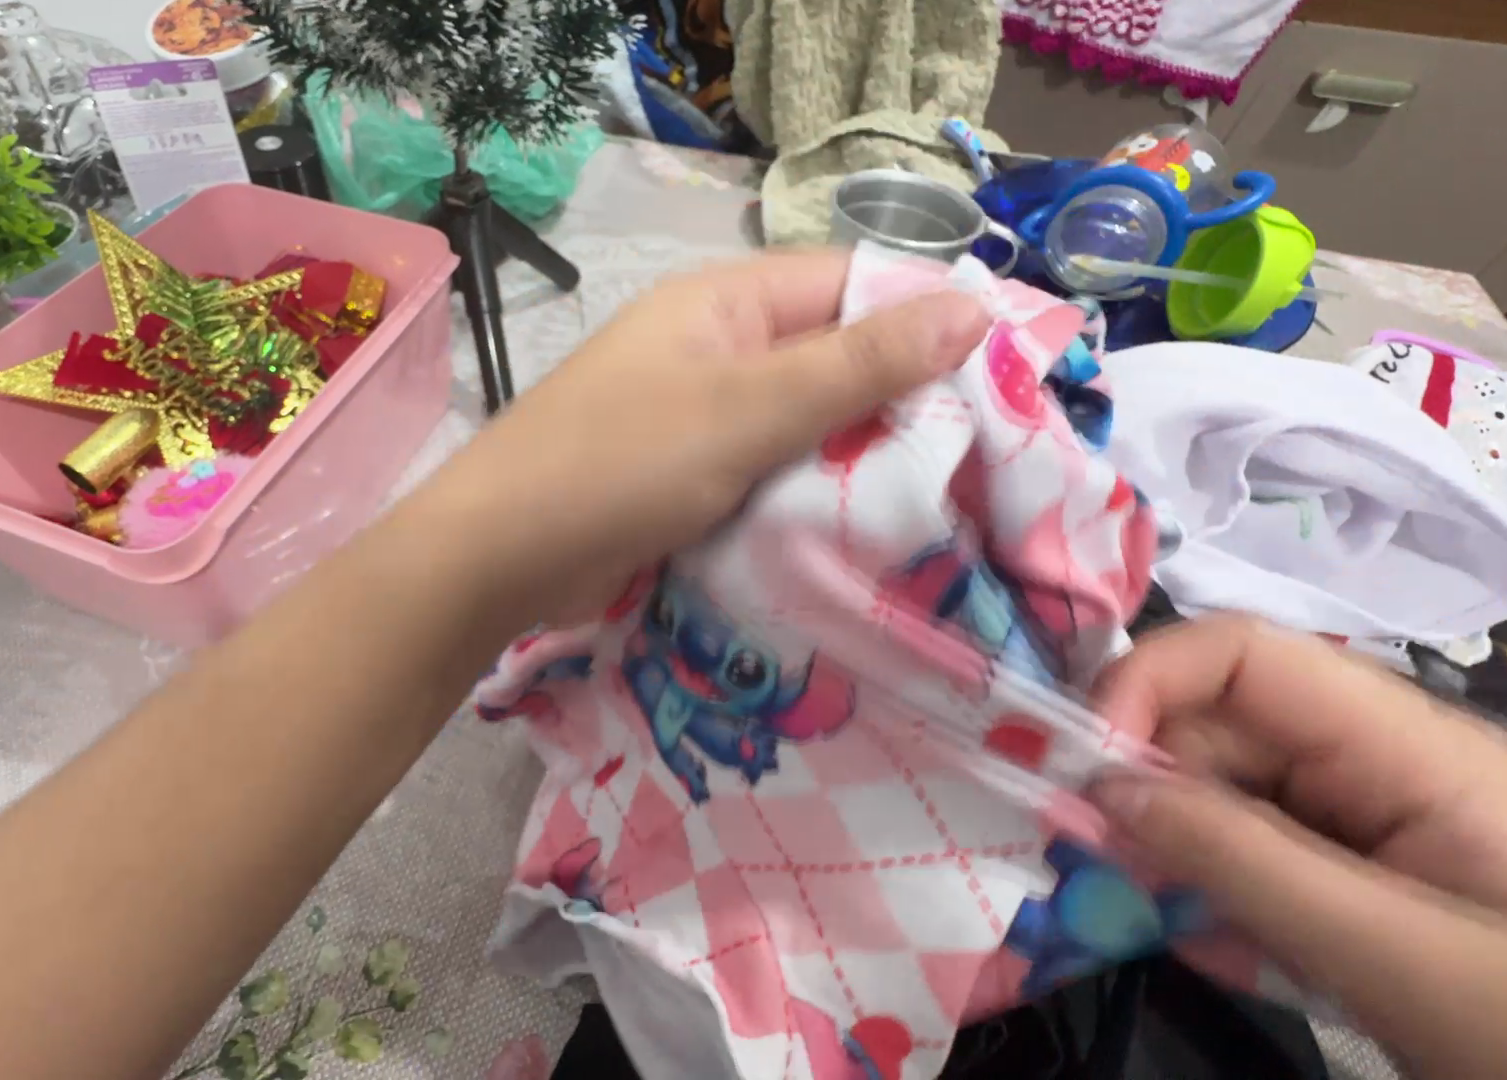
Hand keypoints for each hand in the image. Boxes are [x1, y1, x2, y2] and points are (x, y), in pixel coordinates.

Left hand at [405, 249, 990, 621]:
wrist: (502, 556)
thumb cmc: (619, 463)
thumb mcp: (747, 408)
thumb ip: (855, 364)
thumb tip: (970, 309)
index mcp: (721, 305)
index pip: (848, 285)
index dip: (925, 319)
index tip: (1003, 375)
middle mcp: (710, 351)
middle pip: (826, 359)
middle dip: (895, 401)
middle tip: (984, 454)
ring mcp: (693, 419)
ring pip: (798, 426)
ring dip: (851, 457)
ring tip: (939, 497)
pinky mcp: (682, 481)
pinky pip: (762, 475)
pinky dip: (803, 496)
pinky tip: (856, 528)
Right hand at [1090, 615, 1506, 1079]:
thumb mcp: (1403, 959)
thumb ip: (1238, 862)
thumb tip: (1098, 790)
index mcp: (1406, 749)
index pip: (1240, 654)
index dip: (1144, 682)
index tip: (1087, 765)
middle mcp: (1374, 765)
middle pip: (1210, 730)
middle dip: (1141, 787)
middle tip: (1101, 865)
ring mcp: (1363, 823)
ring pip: (1214, 796)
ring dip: (1167, 852)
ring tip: (1161, 920)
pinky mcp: (1352, 875)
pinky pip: (1245, 856)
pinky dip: (1206, 895)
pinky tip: (1214, 945)